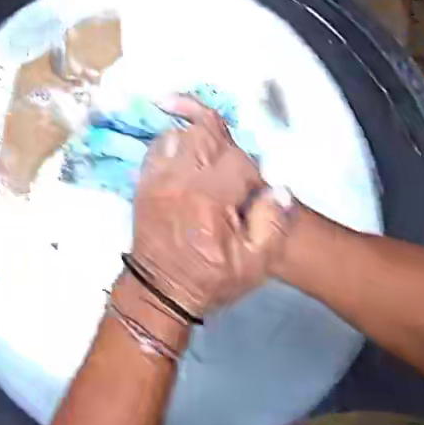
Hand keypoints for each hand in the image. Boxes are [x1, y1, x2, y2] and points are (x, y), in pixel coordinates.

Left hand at [127, 96, 293, 317]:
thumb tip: (280, 189)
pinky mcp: (143, 179)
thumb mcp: (254, 265)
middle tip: (230, 170)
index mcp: (208, 197)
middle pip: (205, 133)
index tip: (251, 193)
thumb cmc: (209, 279)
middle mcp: (179, 178)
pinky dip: (175, 146)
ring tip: (209, 165)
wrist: (159, 292)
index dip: (251, 173)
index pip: (237, 160)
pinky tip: (186, 162)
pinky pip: (159, 145)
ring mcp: (157, 177)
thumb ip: (273, 224)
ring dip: (199, 143)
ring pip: (181, 134)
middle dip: (224, 146)